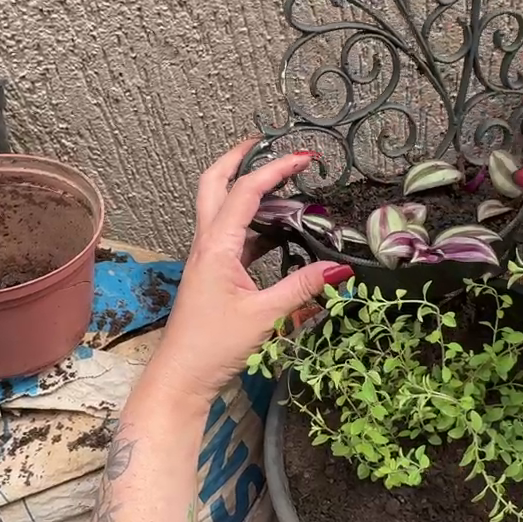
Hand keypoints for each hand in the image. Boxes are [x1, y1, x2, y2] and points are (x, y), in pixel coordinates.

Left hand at [143, 140, 350, 403]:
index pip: (246, 192)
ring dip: (246, 189)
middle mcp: (207, 244)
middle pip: (214, 184)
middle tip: (265, 142)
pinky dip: (254, 224)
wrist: (181, 379)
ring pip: (222, 208)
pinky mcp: (213, 274)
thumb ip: (303, 288)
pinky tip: (279, 232)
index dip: (275, 169)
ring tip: (281, 183)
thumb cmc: (214, 346)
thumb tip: (341, 268)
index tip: (305, 157)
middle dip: (237, 158)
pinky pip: (234, 236)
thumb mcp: (265, 316)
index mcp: (217, 246)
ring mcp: (208, 258)